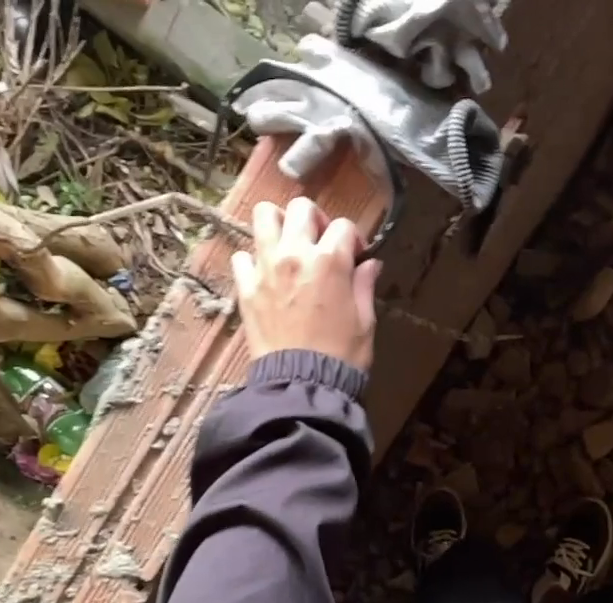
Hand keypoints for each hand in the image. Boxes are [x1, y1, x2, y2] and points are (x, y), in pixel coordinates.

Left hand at [232, 197, 382, 370]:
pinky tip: (266, 274)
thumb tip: (370, 264)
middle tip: (321, 242)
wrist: (303, 384)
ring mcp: (266, 268)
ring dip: (279, 224)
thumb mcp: (365, 321)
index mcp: (330, 260)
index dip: (353, 239)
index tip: (356, 257)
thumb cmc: (341, 356)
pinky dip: (253, 259)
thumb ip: (364, 286)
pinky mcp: (246, 288)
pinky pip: (241, 256)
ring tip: (288, 244)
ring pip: (264, 216)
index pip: (344, 226)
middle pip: (301, 208)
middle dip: (315, 219)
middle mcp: (295, 254)